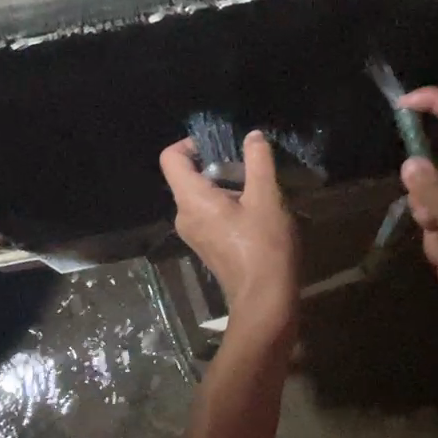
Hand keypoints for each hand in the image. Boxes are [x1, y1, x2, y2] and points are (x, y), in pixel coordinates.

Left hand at [160, 131, 300, 334]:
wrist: (265, 301)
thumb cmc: (264, 247)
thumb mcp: (267, 198)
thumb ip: (258, 162)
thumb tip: (253, 136)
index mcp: (191, 199)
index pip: (171, 158)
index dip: (191, 143)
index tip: (220, 144)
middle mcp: (183, 215)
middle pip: (187, 175)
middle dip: (217, 163)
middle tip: (249, 165)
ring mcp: (193, 233)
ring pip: (200, 195)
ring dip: (226, 184)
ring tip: (258, 187)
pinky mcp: (206, 245)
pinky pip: (208, 213)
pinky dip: (226, 203)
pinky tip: (256, 210)